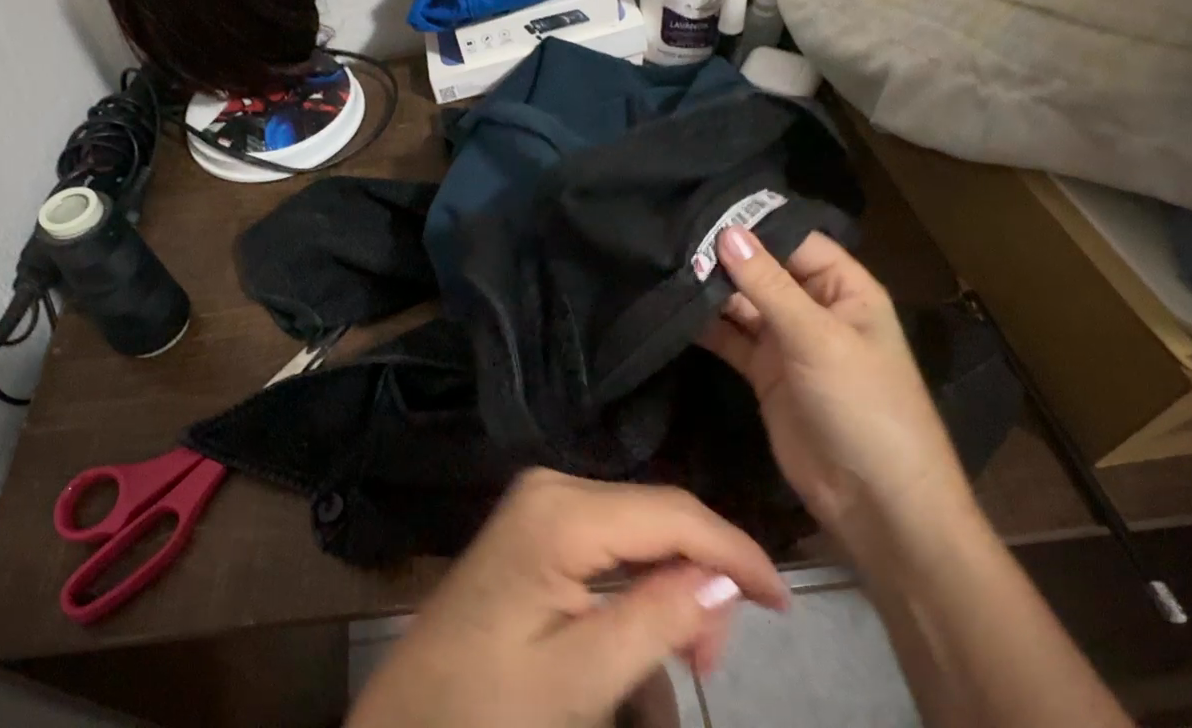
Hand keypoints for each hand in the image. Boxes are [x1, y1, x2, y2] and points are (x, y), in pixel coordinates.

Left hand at [344, 469, 788, 727]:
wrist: (409, 713)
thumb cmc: (489, 703)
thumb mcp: (583, 675)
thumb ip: (659, 618)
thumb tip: (726, 580)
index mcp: (561, 512)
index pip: (674, 513)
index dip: (736, 553)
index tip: (783, 603)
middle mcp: (552, 486)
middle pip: (658, 514)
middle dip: (704, 575)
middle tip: (715, 658)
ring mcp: (539, 501)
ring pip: (640, 525)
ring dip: (676, 579)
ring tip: (692, 653)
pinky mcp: (534, 523)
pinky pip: (611, 535)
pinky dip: (643, 576)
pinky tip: (654, 620)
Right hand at [697, 228, 974, 548]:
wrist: (873, 500)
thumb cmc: (864, 406)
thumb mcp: (818, 338)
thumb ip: (769, 285)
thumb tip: (726, 231)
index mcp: (845, 289)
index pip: (793, 239)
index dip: (751, 226)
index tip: (697, 211)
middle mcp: (815, 308)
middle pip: (763, 270)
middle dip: (721, 258)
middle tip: (665, 239)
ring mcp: (787, 342)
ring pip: (741, 303)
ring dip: (707, 291)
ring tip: (659, 268)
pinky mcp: (763, 373)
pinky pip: (730, 338)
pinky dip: (704, 327)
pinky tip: (669, 311)